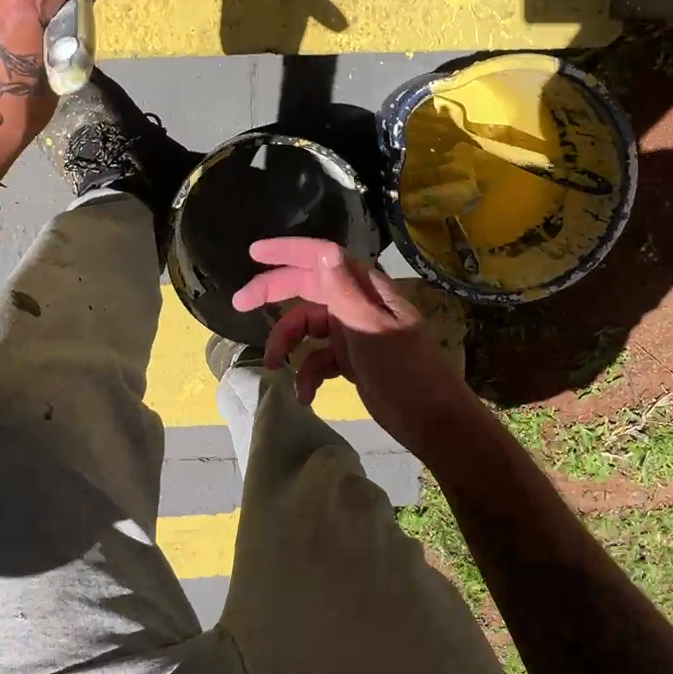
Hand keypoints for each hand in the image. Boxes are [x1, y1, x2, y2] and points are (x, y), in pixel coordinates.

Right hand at [231, 237, 473, 452]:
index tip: (254, 253)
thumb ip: (345, 292)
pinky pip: (318, 358)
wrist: (433, 422)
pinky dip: (307, 374)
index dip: (288, 251)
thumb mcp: (372, 330)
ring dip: (288, 344)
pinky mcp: (351, 360)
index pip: (323, 257)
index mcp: (366, 289)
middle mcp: (357, 304)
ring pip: (308, 326)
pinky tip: (305, 396)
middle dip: (273, 293)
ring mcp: (354, 332)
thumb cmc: (407, 372)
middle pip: (308, 288)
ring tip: (275, 367)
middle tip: (239, 303)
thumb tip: (324, 252)